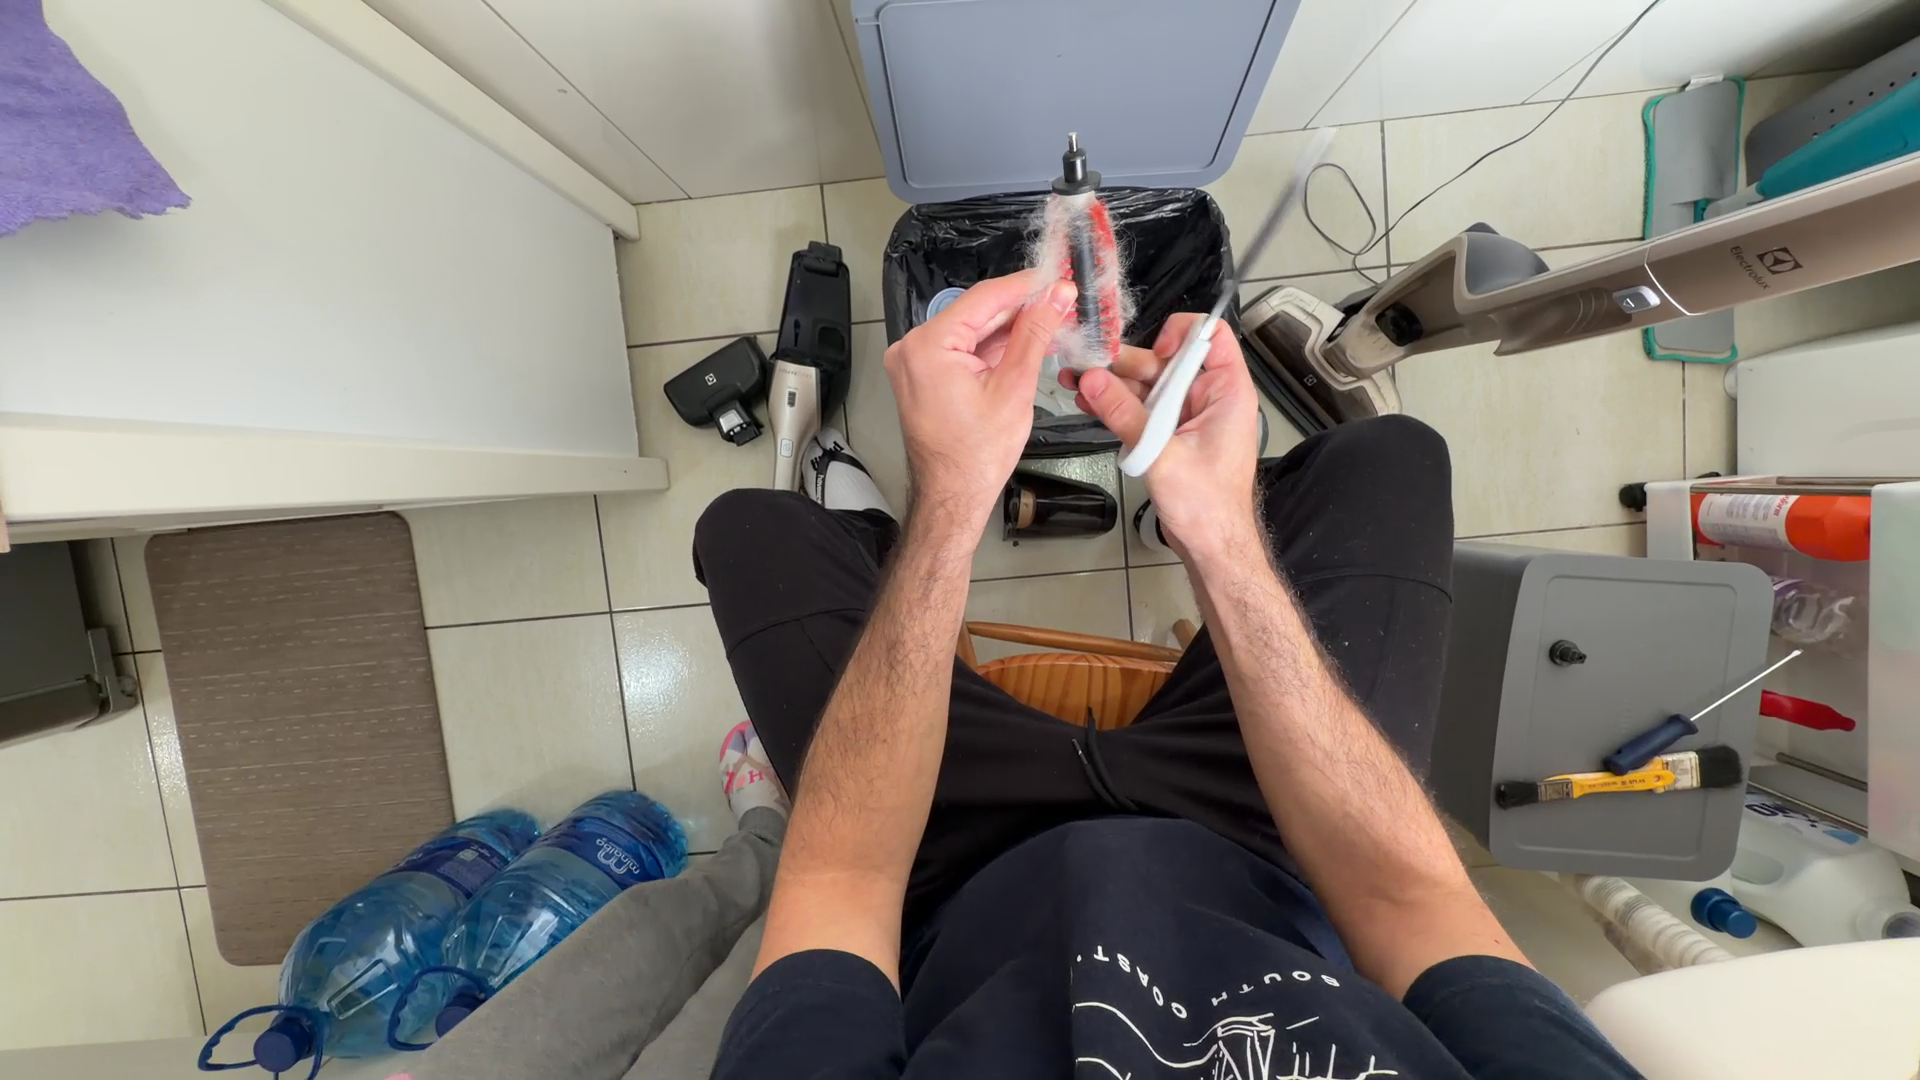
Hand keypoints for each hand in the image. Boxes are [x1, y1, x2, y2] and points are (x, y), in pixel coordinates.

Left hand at [885, 271, 1075, 530]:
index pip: (984, 298)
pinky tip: (1025, 342)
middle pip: (976, 313)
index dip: (1026, 286)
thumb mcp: (1014, 387)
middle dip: (1020, 308)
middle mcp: (911, 347)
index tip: (1059, 277)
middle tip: (1062, 299)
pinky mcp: (922, 375)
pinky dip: (991, 347)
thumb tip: (1058, 295)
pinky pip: (961, 349)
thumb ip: (1035, 334)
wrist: (953, 496)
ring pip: (971, 330)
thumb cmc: (979, 454)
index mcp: (928, 346)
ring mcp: (913, 362)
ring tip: (1053, 320)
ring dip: (1009, 327)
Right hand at [1066, 315, 1262, 559]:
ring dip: (1113, 385)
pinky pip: (1141, 410)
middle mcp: (1208, 398)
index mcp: (1226, 393)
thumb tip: (1091, 381)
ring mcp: (1186, 416)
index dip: (1179, 336)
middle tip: (1085, 367)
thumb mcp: (1162, 456)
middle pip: (1166, 362)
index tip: (1150, 356)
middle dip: (1126, 364)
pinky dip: (1116, 407)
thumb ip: (1125, 416)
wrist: (1210, 545)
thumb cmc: (1207, 506)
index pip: (1212, 336)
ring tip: (1075, 382)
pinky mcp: (1169, 434)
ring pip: (1148, 386)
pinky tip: (1088, 404)